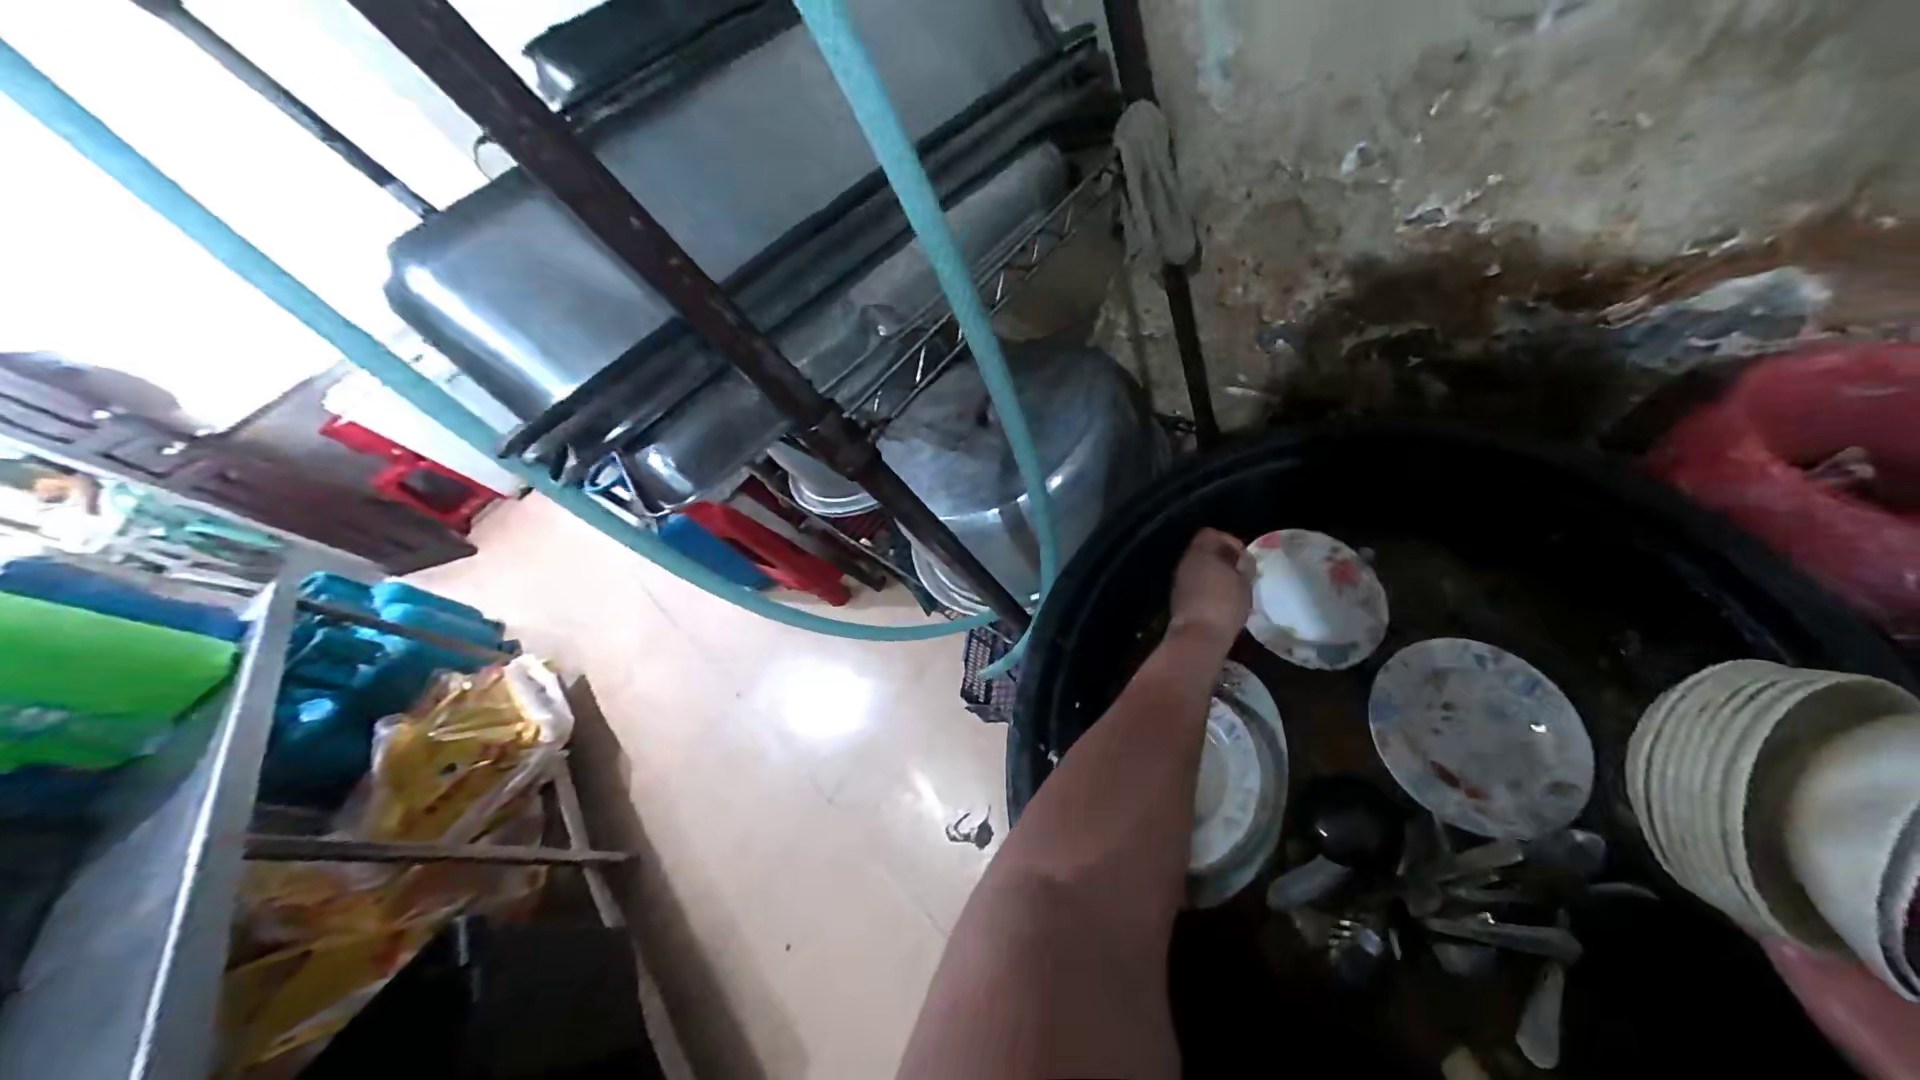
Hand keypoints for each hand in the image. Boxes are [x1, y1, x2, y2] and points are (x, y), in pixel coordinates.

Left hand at [1168, 528, 1252, 648]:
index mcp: (1201, 551)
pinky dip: (1206, 587)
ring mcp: (1179, 579)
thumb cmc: (1225, 604)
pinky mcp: (1178, 596)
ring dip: (1214, 574)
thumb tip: (1241, 559)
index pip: (1210, 534)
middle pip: (1203, 551)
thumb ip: (1244, 565)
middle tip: (1240, 574)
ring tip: (1232, 589)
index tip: (1243, 558)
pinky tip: (1219, 601)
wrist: (1198, 635)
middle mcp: (1186, 561)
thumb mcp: (1244, 582)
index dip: (1229, 541)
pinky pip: (1194, 583)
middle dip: (1222, 559)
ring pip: (1198, 568)